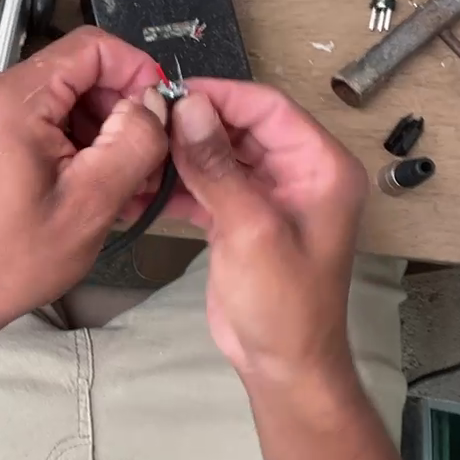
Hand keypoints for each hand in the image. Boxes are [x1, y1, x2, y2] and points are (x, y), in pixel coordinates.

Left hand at [0, 29, 167, 400]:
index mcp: (13, 100)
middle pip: (79, 73)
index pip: (92, 47)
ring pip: (64, 100)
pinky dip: (74, 145)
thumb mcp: (90, 203)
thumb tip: (156, 103)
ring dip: (101, 133)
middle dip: (121, 110)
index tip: (160, 109)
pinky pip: (42, 122)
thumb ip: (134, 142)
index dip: (137, 70)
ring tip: (122, 182)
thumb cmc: (9, 261)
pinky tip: (91, 185)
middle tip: (147, 159)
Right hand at [167, 79, 366, 383]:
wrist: (281, 365)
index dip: (220, 96)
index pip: (268, 108)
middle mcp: (297, 173)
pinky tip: (144, 185)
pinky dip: (178, 185)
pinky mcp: (239, 217)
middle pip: (240, 128)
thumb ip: (218, 166)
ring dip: (181, 154)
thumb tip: (189, 108)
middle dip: (194, 124)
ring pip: (219, 155)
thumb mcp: (251, 229)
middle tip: (146, 121)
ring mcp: (266, 196)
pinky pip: (207, 185)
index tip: (171, 94)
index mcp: (320, 166)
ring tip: (139, 149)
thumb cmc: (284, 305)